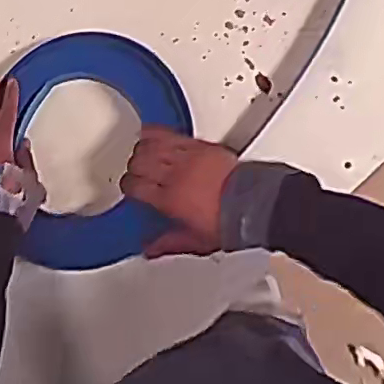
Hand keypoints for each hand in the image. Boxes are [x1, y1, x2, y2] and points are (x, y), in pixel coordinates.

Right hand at [120, 127, 238, 256]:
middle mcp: (174, 176)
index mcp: (170, 200)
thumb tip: (151, 250)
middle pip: (139, 163)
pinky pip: (168, 134)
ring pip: (150, 146)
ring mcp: (185, 158)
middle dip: (133, 167)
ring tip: (141, 154)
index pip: (136, 186)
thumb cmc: (230, 223)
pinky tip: (151, 134)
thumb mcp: (197, 241)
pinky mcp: (197, 145)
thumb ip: (169, 243)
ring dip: (142, 149)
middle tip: (135, 171)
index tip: (130, 188)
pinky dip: (155, 133)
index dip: (129, 186)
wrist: (255, 204)